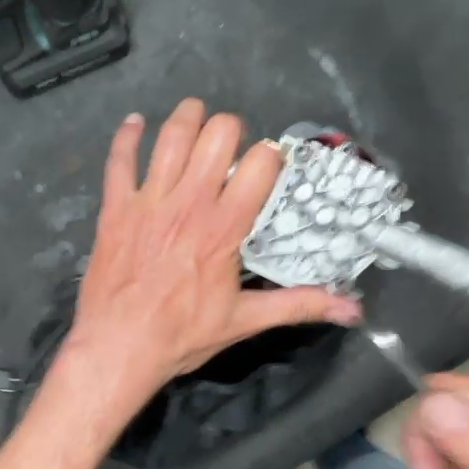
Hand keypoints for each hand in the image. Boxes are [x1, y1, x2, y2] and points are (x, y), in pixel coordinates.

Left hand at [56, 100, 361, 417]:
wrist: (117, 348)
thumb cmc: (180, 336)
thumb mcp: (243, 322)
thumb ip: (298, 306)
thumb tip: (353, 310)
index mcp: (225, 226)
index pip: (262, 162)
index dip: (271, 158)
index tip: (267, 170)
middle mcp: (188, 203)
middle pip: (217, 133)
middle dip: (230, 131)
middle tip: (229, 149)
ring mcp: (148, 202)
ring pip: (170, 137)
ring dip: (187, 120)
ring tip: (195, 119)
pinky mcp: (115, 210)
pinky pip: (119, 161)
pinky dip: (126, 137)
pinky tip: (134, 123)